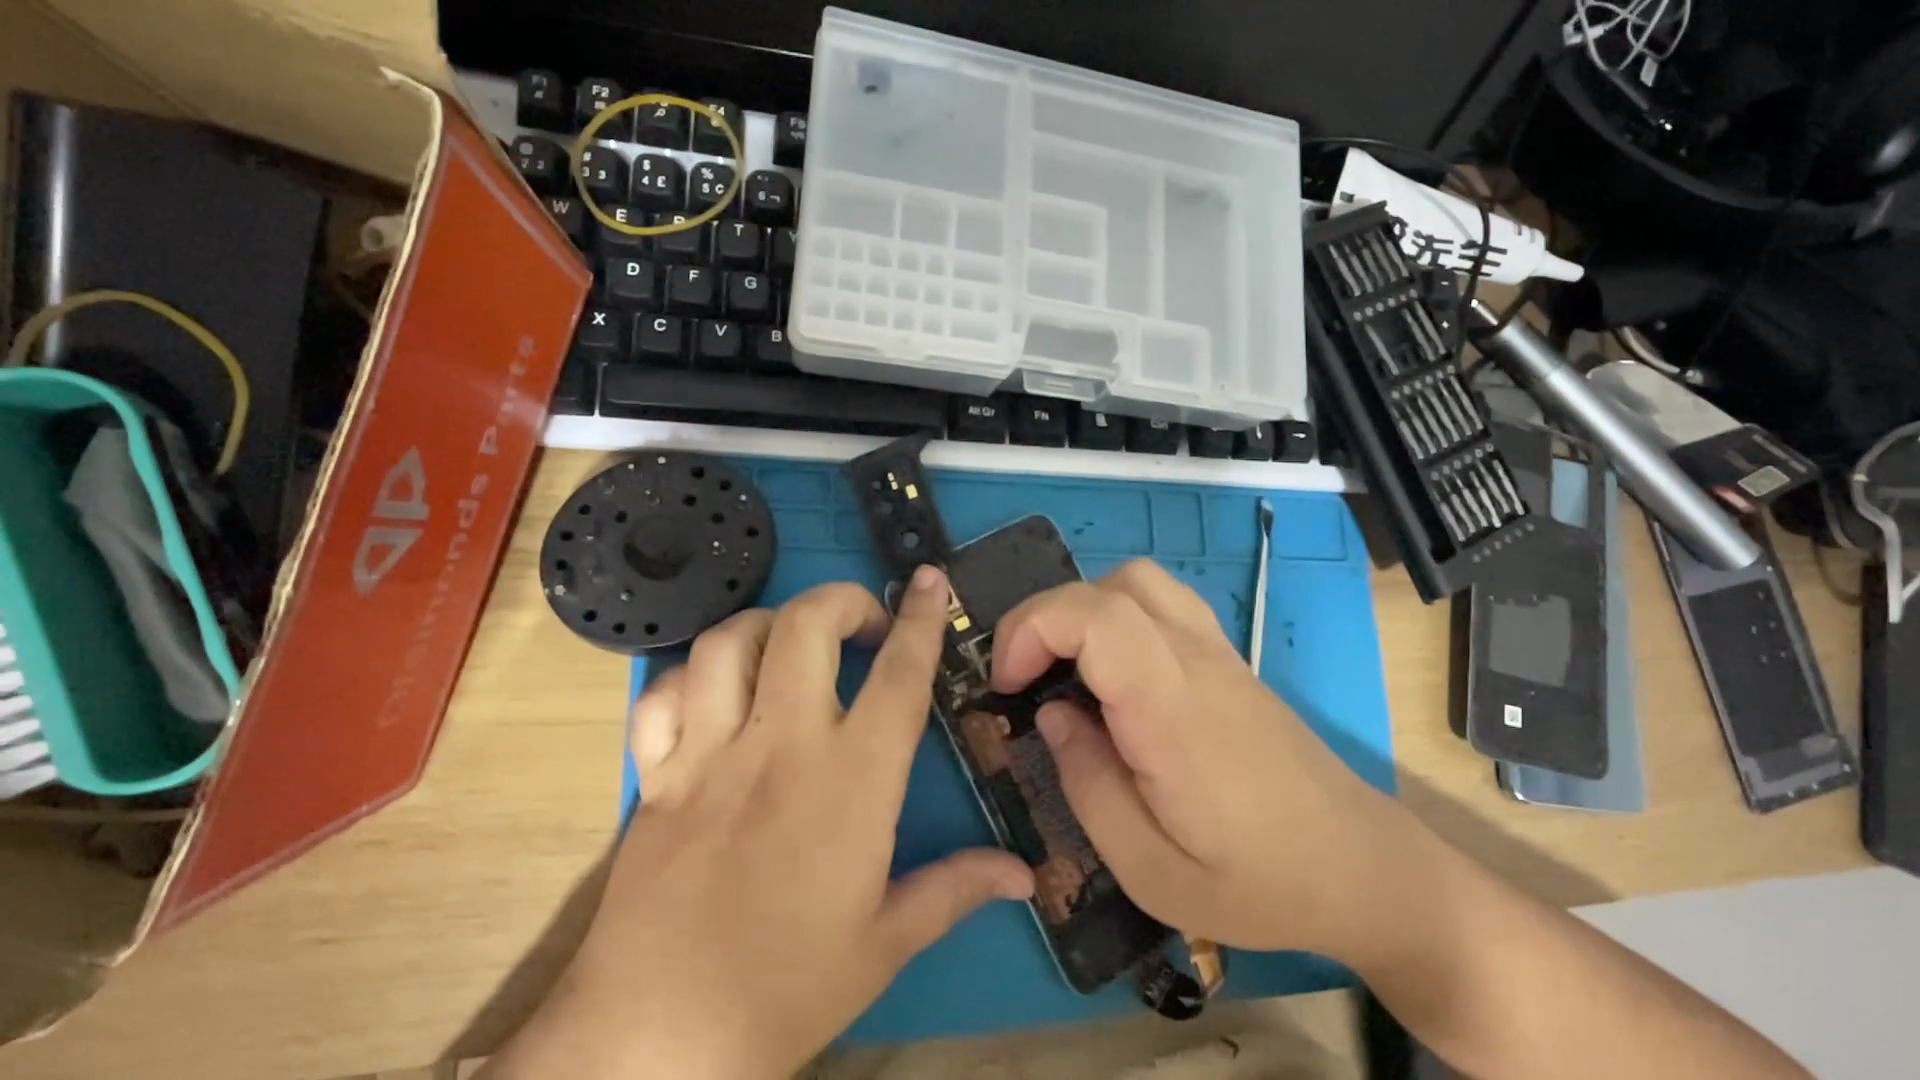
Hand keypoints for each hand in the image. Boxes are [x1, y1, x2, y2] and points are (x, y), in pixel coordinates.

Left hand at [488, 569, 1033, 1079]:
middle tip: (865, 626)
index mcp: (851, 782)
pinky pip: (662, 698)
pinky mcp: (656, 777)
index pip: (898, 677)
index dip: (919, 620)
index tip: (928, 582)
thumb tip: (1024, 872)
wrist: (661, 1032)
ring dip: (767, 626)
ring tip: (793, 649)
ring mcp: (709, 755)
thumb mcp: (885, 944)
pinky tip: (713, 700)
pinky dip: (689, 682)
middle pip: (806, 626)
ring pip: (730, 643)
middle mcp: (780, 746)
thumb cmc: (787, 990)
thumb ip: (955, 889)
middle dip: (842, 601)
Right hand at [990, 559, 1420, 959]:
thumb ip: (1089, 786)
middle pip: (1112, 585)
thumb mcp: (1152, 871)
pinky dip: (1118, 619)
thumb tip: (1052, 716)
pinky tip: (1115, 682)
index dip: (1031, 629)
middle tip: (1024, 683)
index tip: (1006, 687)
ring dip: (1085, 612)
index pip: (1095, 616)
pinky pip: (1164, 606)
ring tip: (1065, 675)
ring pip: (1140, 583)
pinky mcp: (1231, 663)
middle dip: (1045, 619)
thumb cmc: (1259, 884)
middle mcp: (1198, 661)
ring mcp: (1221, 654)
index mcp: (1173, 710)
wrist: (1364, 870)